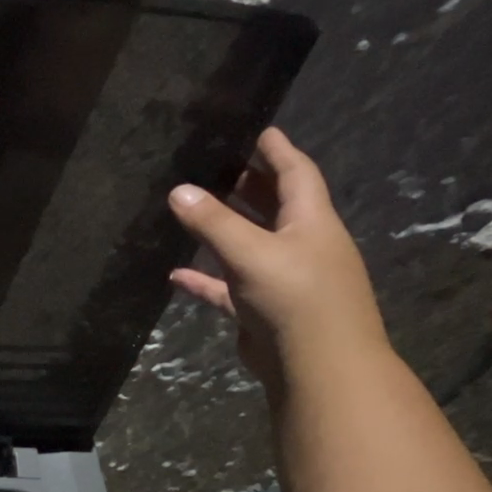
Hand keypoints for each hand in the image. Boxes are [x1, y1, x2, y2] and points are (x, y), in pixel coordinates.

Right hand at [168, 127, 387, 389]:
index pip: (296, 175)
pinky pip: (226, 286)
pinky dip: (203, 278)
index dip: (278, 152)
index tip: (260, 130)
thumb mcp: (251, 253)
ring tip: (195, 212)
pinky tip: (176, 275)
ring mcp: (280, 278)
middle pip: (274, 207)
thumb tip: (178, 191)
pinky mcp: (258, 308)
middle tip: (222, 166)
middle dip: (250, 186)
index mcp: (311, 223)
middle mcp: (300, 245)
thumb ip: (213, 223)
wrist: (315, 361)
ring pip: (248, 245)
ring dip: (224, 230)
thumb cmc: (294, 296)